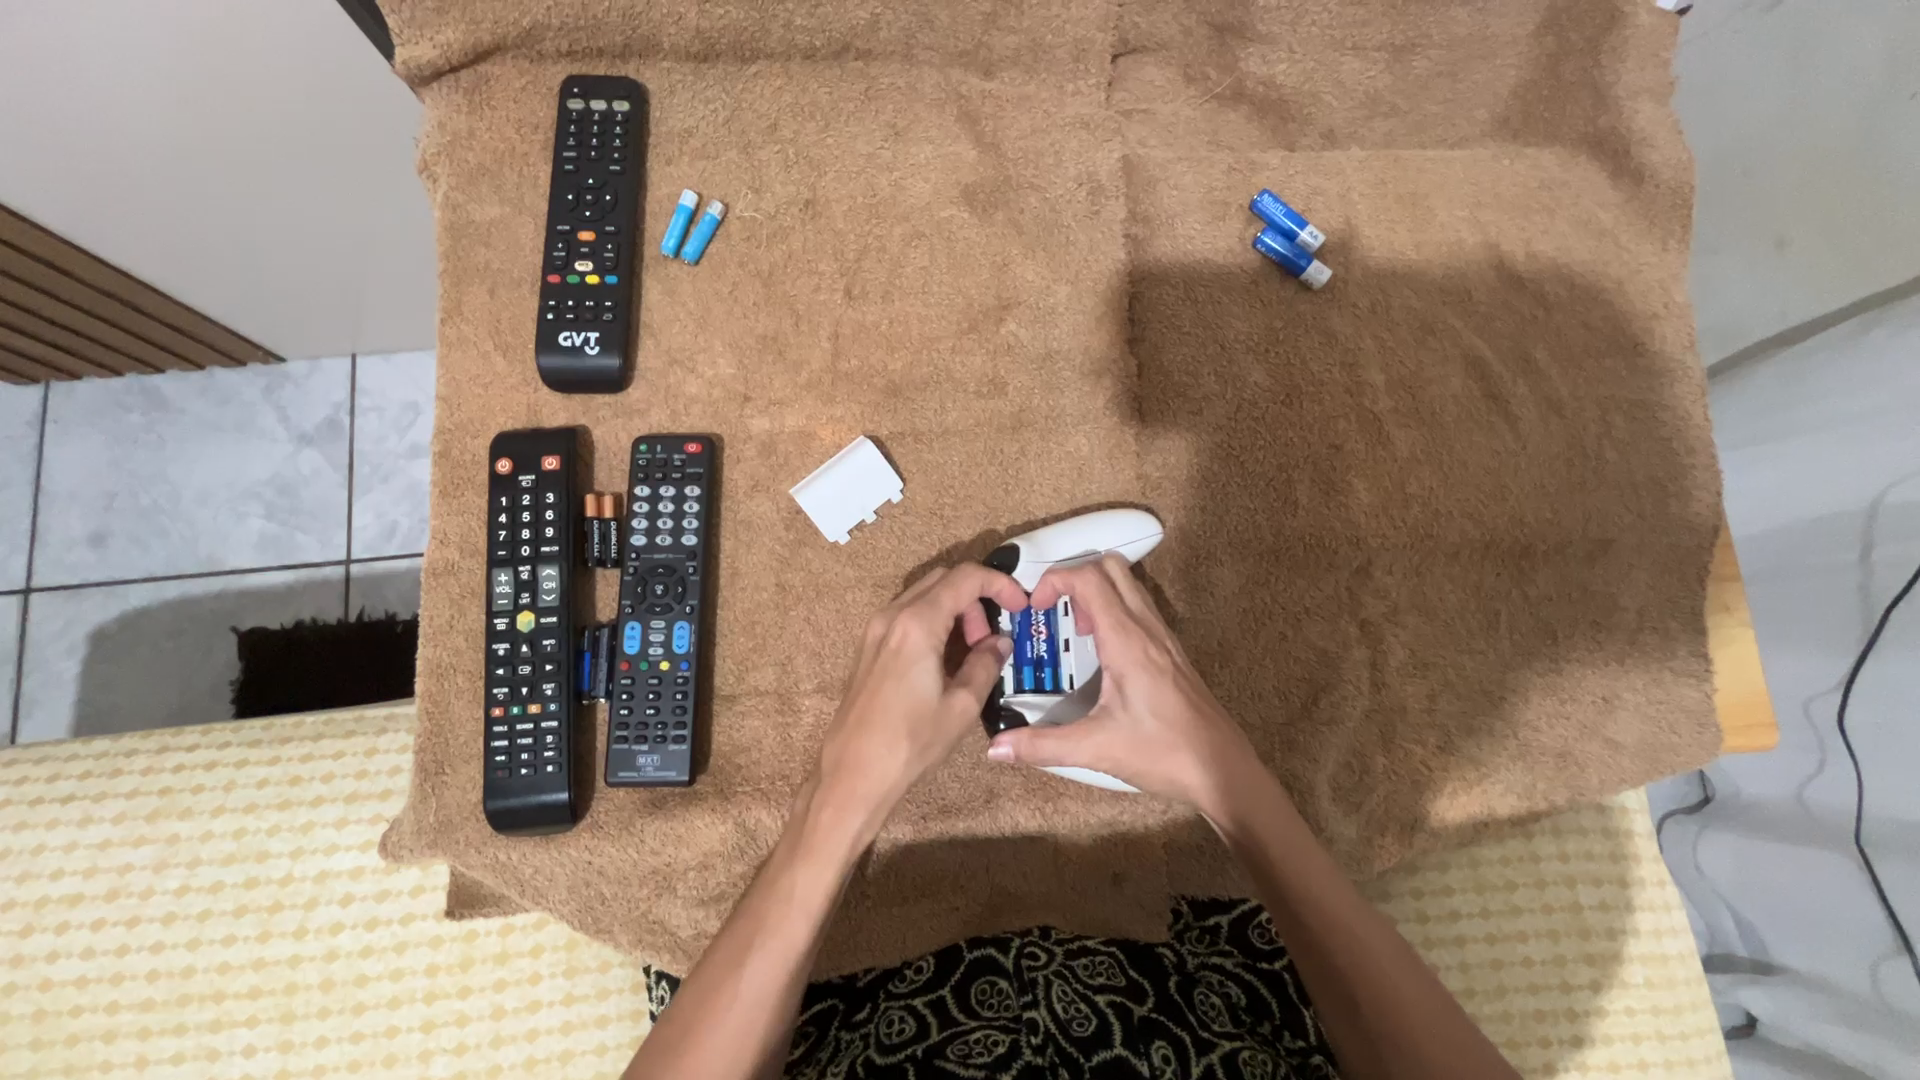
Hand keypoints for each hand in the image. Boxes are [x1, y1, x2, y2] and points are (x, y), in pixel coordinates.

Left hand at [809, 563, 1027, 837]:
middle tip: (991, 638)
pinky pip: (908, 614)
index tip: (1021, 604)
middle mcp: (892, 615)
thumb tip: (1001, 642)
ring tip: (972, 652)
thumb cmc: (910, 742)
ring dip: (955, 609)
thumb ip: (985, 664)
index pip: (965, 578)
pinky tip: (946, 658)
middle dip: (976, 598)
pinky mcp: (869, 645)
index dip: (999, 584)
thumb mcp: (961, 706)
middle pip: (943, 579)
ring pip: (924, 594)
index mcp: (916, 624)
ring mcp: (875, 628)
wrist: (853, 773)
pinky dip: (934, 620)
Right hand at [984, 555, 1262, 818]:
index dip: (1054, 579)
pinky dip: (1113, 610)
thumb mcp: (1096, 748)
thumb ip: (1042, 745)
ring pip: (1128, 585)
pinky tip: (1101, 653)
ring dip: (1096, 592)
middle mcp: (1147, 629)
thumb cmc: (1165, 753)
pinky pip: (1139, 609)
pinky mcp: (1171, 652)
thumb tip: (996, 748)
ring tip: (1075, 631)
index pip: (1089, 578)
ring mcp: (1163, 638)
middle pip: (1111, 567)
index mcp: (1127, 641)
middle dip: (1075, 576)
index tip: (1034, 606)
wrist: (1223, 770)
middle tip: (1055, 612)